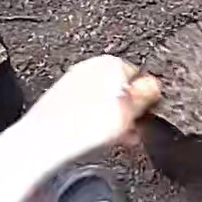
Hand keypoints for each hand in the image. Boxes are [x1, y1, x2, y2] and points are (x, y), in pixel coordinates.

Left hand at [23, 55, 161, 161]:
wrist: (46, 139)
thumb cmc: (85, 125)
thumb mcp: (130, 112)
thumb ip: (147, 95)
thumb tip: (154, 86)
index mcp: (111, 62)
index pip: (139, 78)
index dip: (145, 101)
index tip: (144, 117)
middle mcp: (90, 66)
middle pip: (119, 88)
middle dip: (126, 110)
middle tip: (129, 130)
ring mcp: (74, 81)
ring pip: (103, 98)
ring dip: (111, 117)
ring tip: (113, 138)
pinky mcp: (61, 97)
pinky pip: (86, 107)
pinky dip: (93, 119)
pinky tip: (94, 137)